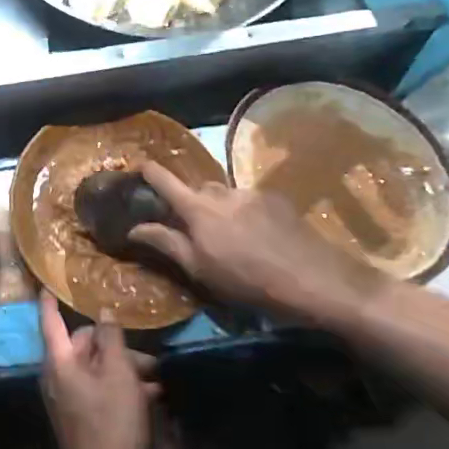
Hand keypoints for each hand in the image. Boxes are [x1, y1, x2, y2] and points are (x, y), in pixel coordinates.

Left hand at [38, 289, 157, 448]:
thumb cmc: (111, 422)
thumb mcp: (118, 374)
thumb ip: (111, 339)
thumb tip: (102, 312)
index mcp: (58, 362)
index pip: (50, 321)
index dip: (50, 300)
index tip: (47, 282)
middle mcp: (56, 376)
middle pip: (82, 346)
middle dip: (114, 345)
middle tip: (149, 355)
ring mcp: (66, 397)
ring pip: (95, 369)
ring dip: (124, 368)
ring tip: (156, 379)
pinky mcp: (79, 415)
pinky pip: (97, 389)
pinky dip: (120, 387)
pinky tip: (150, 395)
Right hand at [128, 161, 394, 330]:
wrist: (314, 280)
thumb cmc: (248, 281)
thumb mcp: (200, 269)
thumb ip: (165, 243)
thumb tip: (134, 228)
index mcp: (198, 209)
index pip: (164, 180)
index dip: (148, 171)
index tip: (138, 167)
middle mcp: (222, 192)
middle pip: (197, 188)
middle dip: (191, 202)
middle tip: (194, 228)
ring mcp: (251, 193)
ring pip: (224, 195)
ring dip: (219, 209)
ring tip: (230, 236)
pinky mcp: (276, 199)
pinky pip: (248, 200)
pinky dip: (244, 213)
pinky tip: (256, 236)